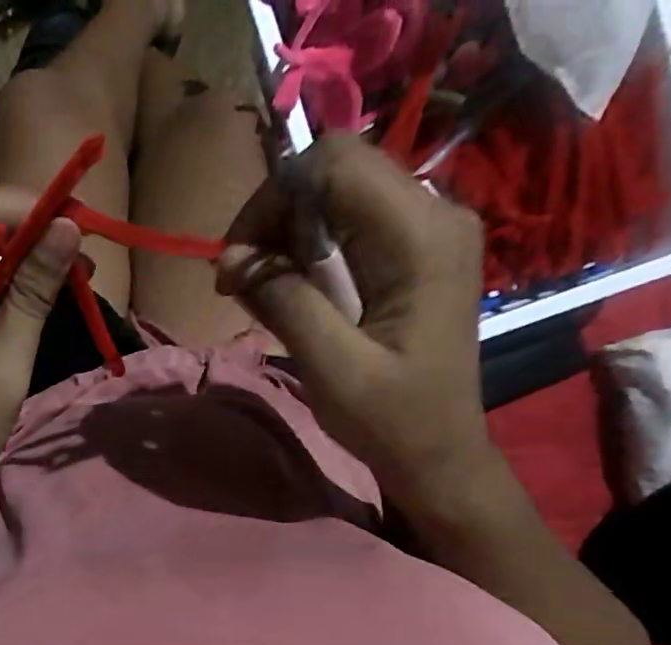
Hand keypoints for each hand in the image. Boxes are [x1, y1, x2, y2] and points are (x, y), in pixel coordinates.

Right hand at [216, 135, 490, 496]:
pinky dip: (311, 249)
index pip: (335, 165)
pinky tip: (293, 291)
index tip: (239, 259)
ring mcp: (430, 231)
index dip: (273, 200)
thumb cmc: (391, 420)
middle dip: (276, 216)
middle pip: (338, 170)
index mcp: (422, 237)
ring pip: (340, 194)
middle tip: (243, 276)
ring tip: (261, 289)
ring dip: (289, 234)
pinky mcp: (417, 251)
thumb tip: (231, 258)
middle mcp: (435, 214)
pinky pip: (353, 224)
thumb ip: (285, 303)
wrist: (439, 454)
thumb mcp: (331, 368)